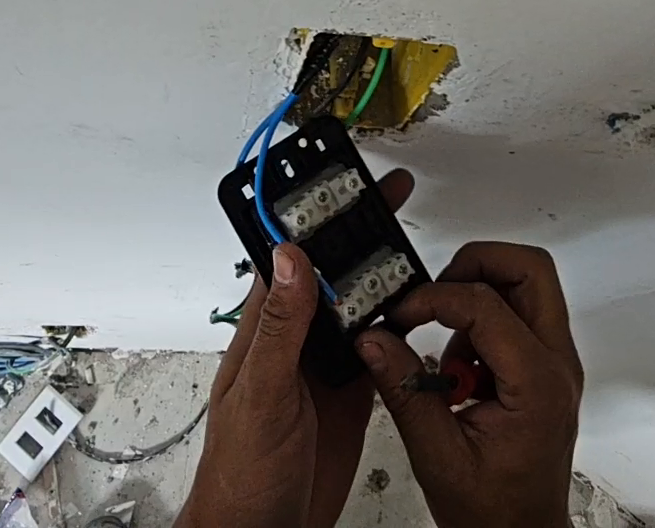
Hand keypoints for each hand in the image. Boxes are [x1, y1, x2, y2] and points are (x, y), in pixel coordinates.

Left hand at [177, 170, 413, 527]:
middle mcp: (297, 335)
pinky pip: (378, 340)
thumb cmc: (239, 473)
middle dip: (356, 228)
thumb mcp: (261, 393)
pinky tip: (414, 303)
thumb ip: (280, 327)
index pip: (290, 253)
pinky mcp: (351, 386)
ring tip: (406, 239)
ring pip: (358, 299)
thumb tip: (290, 257)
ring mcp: (325, 360)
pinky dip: (397, 319)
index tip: (338, 181)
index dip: (312, 213)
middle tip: (386, 195)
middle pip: (332, 267)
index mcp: (268, 325)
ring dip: (380, 269)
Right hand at [354, 242, 581, 527]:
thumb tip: (374, 338)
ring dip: (479, 293)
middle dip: (476, 264)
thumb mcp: (437, 456)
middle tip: (437, 293)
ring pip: (527, 283)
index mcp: (538, 384)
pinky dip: (482, 320)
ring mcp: (554, 362)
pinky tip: (460, 368)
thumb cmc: (494, 515)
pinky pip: (517, 312)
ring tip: (448, 345)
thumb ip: (405, 390)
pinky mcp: (543, 366)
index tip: (401, 314)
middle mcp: (556, 363)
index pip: (486, 304)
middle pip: (530, 269)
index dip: (434, 298)